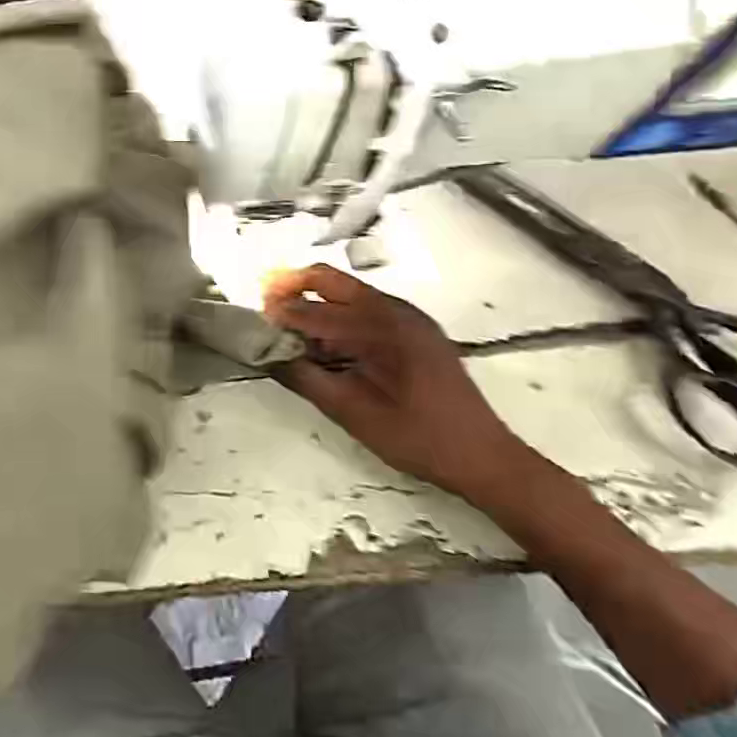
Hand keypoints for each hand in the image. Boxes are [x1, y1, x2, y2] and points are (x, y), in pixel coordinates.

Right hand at [264, 264, 537, 501]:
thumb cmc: (417, 438)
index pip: (314, 312)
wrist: (484, 455)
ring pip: (348, 292)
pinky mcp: (415, 329)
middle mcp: (394, 310)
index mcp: (380, 327)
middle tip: (265, 305)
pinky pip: (367, 307)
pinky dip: (339, 314)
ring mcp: (408, 316)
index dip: (279, 315)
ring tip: (288, 326)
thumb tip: (268, 355)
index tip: (252, 320)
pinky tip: (327, 341)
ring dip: (315, 301)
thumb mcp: (353, 414)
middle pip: (331, 280)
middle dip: (293, 287)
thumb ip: (306, 379)